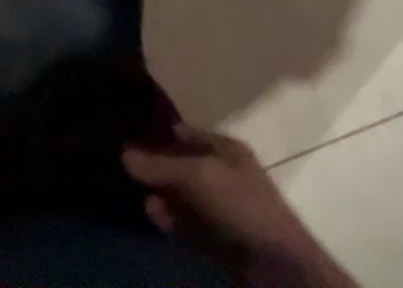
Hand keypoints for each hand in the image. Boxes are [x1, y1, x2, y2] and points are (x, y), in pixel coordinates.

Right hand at [124, 124, 358, 287]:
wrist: (279, 268)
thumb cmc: (240, 206)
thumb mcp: (197, 176)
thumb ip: (160, 164)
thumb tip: (124, 154)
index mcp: (225, 149)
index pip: (183, 134)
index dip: (157, 135)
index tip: (125, 138)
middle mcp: (223, 174)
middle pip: (181, 167)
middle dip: (155, 170)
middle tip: (124, 175)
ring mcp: (222, 209)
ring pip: (182, 197)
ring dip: (162, 198)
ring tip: (140, 202)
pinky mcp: (219, 240)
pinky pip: (188, 224)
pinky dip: (172, 222)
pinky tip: (156, 221)